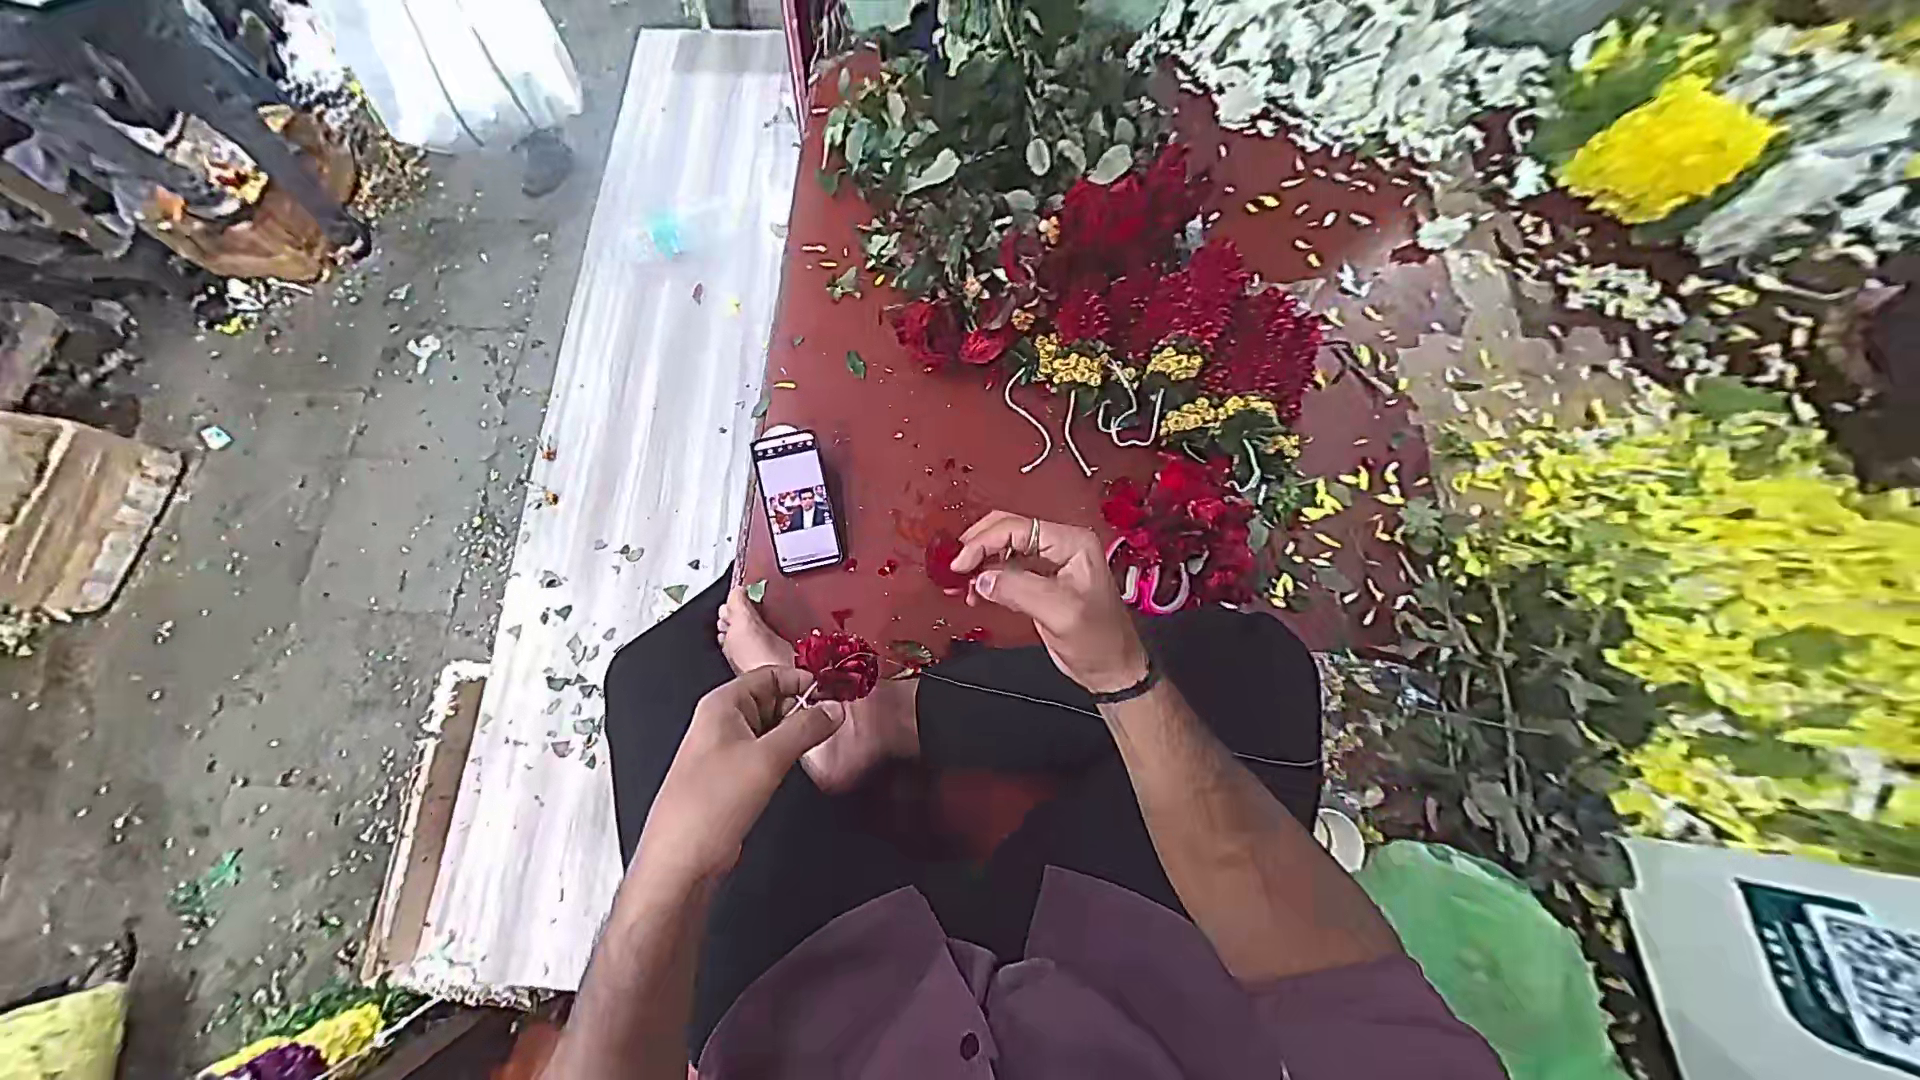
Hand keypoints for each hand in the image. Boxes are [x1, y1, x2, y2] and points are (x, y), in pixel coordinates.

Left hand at [634, 667, 841, 885]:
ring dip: (797, 732)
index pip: (770, 675)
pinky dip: (786, 752)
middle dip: (803, 708)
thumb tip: (834, 709)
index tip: (831, 692)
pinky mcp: (733, 774)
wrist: (682, 863)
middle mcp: (722, 722)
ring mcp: (727, 749)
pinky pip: (767, 751)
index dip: (802, 680)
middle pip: (773, 699)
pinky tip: (797, 763)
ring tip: (818, 741)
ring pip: (773, 726)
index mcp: (722, 705)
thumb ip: (806, 728)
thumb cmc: (709, 806)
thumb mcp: (768, 758)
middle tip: (830, 720)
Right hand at [949, 511, 1149, 693]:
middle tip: (954, 569)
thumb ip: (1019, 590)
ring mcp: (1048, 563)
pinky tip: (974, 592)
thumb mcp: (1061, 613)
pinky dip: (986, 578)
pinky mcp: (1038, 582)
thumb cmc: (1098, 641)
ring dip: (979, 563)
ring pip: (1003, 549)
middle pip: (1008, 531)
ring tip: (961, 584)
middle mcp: (1060, 545)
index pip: (1018, 528)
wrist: (1112, 670)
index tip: (960, 564)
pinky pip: (1005, 569)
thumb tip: (981, 578)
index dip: (985, 542)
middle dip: (978, 546)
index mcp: (1072, 542)